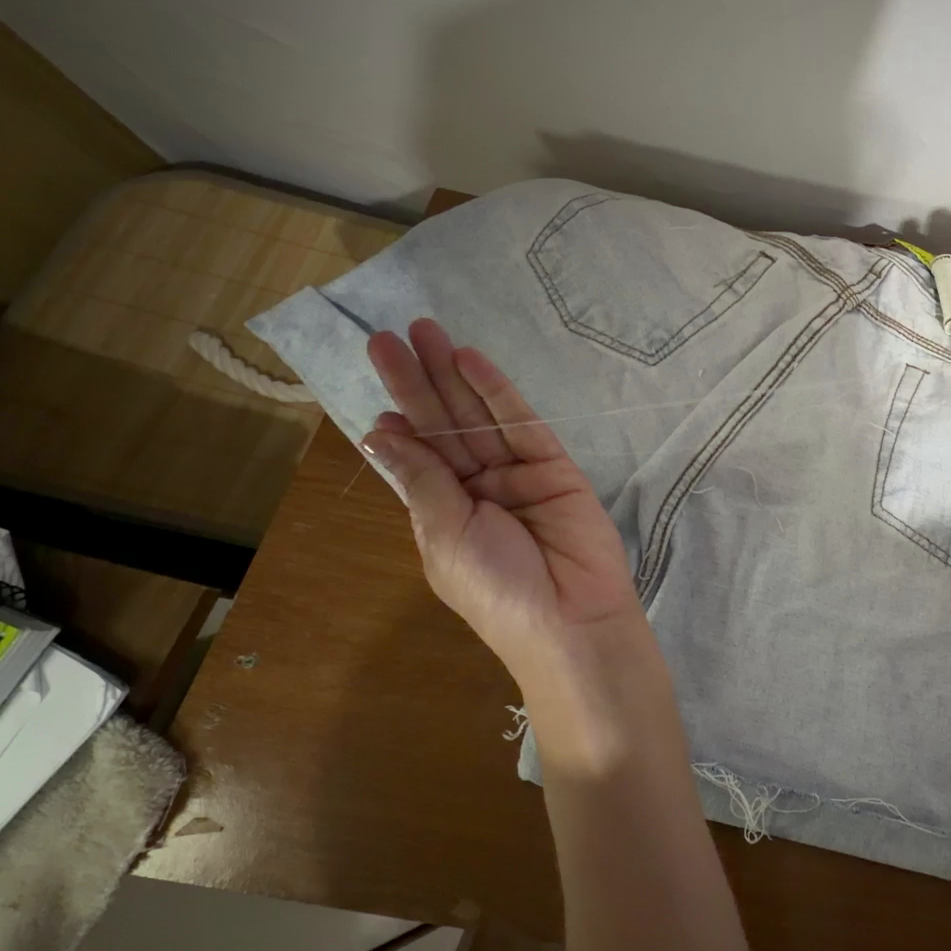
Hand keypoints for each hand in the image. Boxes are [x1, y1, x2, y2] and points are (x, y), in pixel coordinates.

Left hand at [361, 319, 639, 687]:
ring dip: (452, 375)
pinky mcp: (557, 466)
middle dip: (418, 382)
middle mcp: (480, 488)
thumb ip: (423, 479)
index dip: (400, 414)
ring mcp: (519, 474)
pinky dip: (498, 391)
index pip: (419, 454)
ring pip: (480, 417)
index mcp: (445, 512)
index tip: (379, 375)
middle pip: (445, 426)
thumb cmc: (497, 587)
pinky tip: (471, 360)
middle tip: (388, 335)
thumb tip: (381, 432)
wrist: (571, 619)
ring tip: (424, 332)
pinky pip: (523, 424)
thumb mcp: (445, 535)